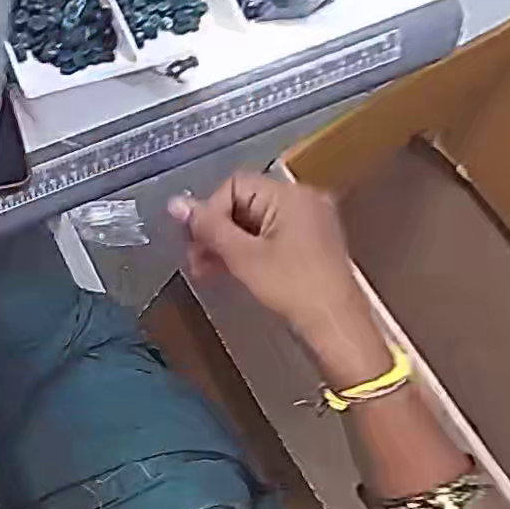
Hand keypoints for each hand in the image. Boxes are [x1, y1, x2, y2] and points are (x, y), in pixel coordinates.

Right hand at [171, 172, 391, 386]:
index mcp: (289, 194)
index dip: (209, 213)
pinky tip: (231, 271)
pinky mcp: (310, 242)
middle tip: (196, 261)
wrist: (334, 322)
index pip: (233, 186)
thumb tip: (175, 203)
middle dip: (215, 231)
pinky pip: (270, 236)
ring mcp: (309, 221)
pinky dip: (247, 251)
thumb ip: (208, 227)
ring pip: (254, 222)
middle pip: (243, 202)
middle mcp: (302, 199)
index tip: (197, 244)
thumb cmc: (291, 287)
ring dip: (227, 244)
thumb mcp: (242, 256)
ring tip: (208, 271)